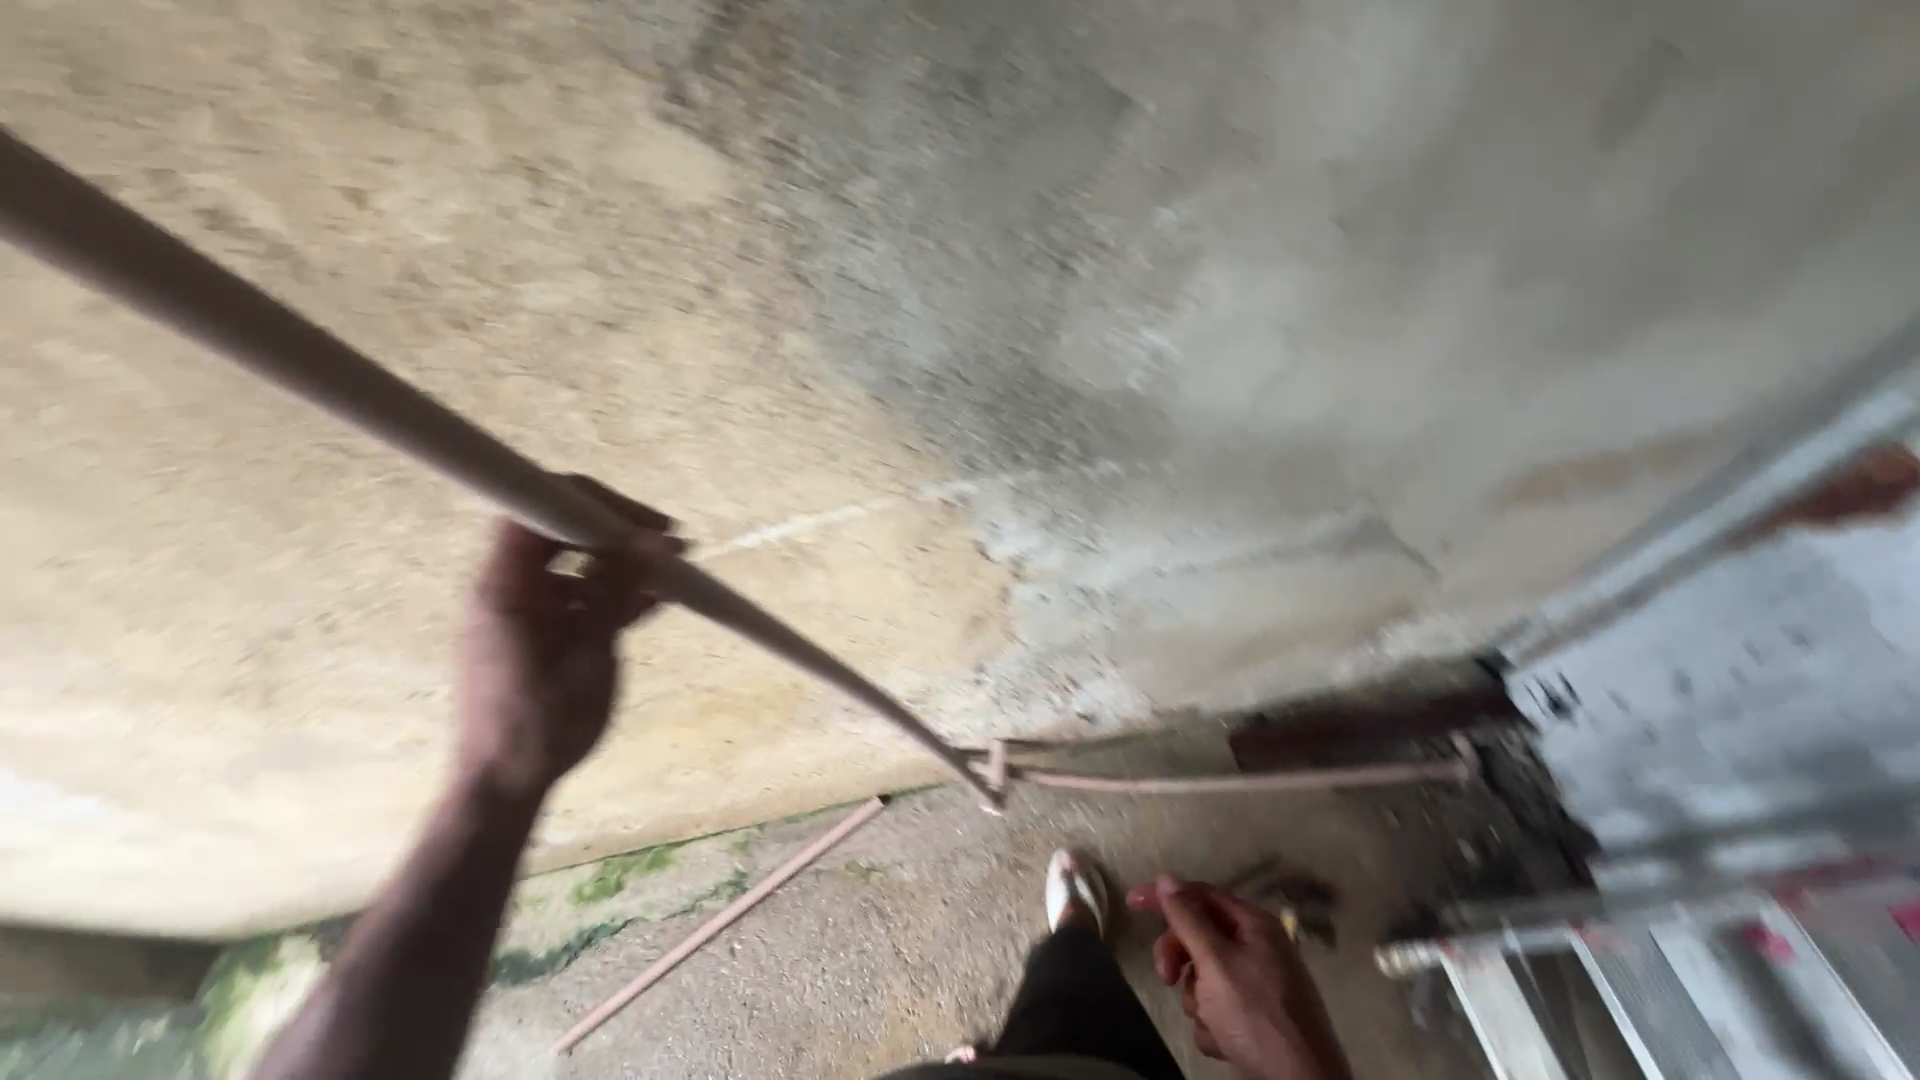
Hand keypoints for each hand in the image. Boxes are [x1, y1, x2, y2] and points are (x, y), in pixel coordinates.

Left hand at [455, 477, 683, 800]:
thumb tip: (655, 539)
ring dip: (621, 565)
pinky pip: (579, 598)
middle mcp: (508, 590)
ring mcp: (524, 612)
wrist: (504, 787)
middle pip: (558, 532)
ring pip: (574, 566)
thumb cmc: (540, 724)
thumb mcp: (588, 653)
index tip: (643, 520)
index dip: (589, 502)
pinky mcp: (540, 634)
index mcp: (503, 588)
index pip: (535, 510)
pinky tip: (652, 604)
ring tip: (671, 575)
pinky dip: (614, 595)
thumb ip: (618, 590)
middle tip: (667, 541)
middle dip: (614, 531)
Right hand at [1127, 876, 1349, 1079]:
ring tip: (1211, 1020)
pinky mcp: (1254, 1019)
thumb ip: (1188, 918)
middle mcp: (1257, 949)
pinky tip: (1223, 1042)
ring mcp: (1257, 986)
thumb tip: (1167, 877)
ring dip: (1197, 999)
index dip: (1164, 896)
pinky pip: (1216, 1007)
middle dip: (1179, 958)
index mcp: (1253, 926)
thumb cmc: (1257, 1017)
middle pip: (1198, 936)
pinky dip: (1212, 1023)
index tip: (1131, 904)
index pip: (1200, 894)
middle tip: (1165, 977)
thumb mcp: (1216, 962)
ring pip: (1203, 976)